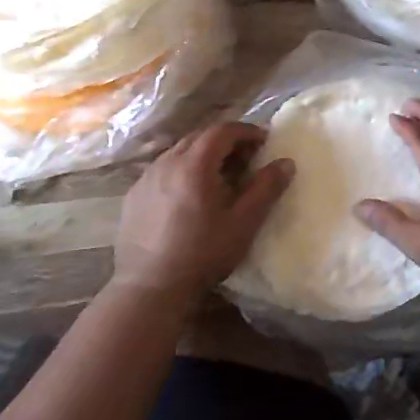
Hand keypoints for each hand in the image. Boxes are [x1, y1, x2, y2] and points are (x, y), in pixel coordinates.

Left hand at [115, 121, 293, 301]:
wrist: (150, 288)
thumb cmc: (204, 252)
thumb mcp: (246, 221)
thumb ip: (267, 187)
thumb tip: (286, 162)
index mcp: (194, 165)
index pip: (222, 131)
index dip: (247, 131)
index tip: (265, 141)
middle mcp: (165, 164)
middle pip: (199, 137)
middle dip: (226, 140)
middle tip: (247, 158)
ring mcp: (145, 180)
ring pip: (178, 152)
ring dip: (203, 155)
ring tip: (221, 176)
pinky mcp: (133, 198)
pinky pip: (163, 170)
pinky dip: (183, 170)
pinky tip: (191, 195)